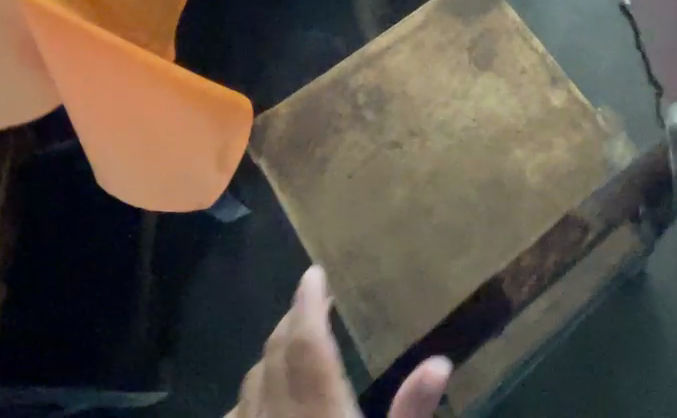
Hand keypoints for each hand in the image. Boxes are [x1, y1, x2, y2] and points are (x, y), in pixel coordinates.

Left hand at [229, 266, 451, 417]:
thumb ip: (411, 413)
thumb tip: (439, 362)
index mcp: (321, 412)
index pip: (307, 344)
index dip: (308, 304)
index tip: (315, 272)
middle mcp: (278, 417)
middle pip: (276, 355)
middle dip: (294, 319)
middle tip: (316, 298)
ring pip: (252, 383)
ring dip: (273, 353)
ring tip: (296, 340)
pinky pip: (236, 415)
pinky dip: (252, 395)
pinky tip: (265, 400)